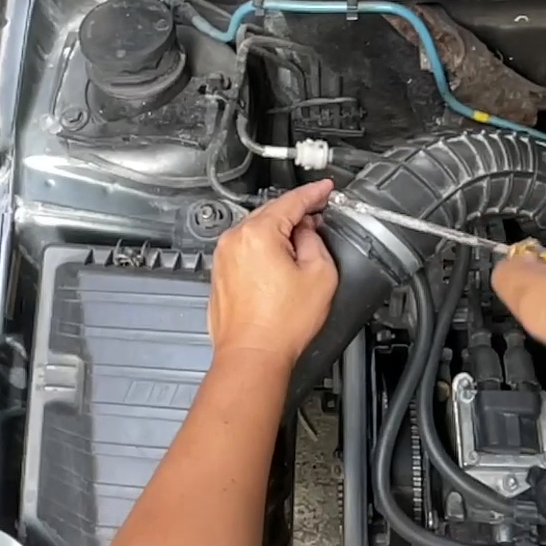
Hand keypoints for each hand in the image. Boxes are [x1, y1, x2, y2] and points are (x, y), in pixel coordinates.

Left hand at [208, 180, 338, 368]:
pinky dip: (263, 250)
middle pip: (271, 213)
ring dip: (279, 233)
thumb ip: (315, 241)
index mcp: (258, 233)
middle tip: (318, 220)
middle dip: (296, 214)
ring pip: (257, 231)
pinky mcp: (220, 273)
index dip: (314, 193)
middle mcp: (234, 240)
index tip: (325, 189)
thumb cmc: (281, 325)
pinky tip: (279, 266)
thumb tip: (307, 232)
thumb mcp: (320, 275)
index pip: (291, 201)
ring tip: (301, 249)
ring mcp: (223, 257)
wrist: (252, 356)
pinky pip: (246, 249)